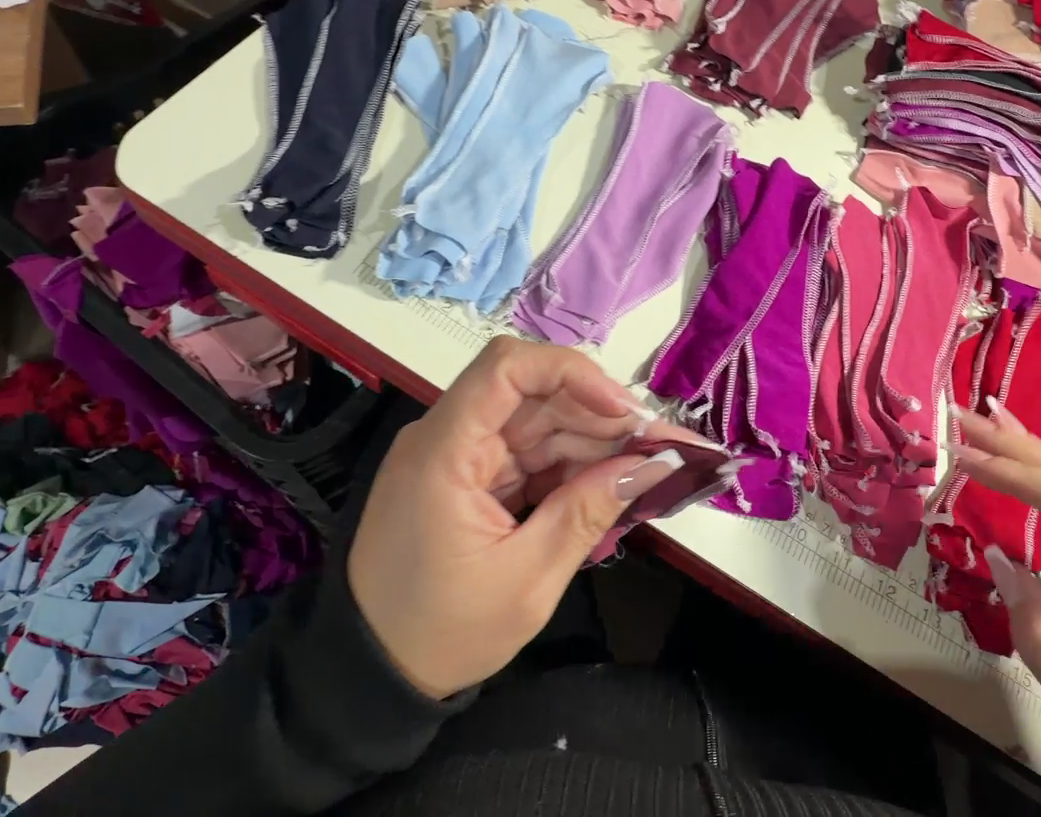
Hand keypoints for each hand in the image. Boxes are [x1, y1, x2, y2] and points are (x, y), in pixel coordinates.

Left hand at [347, 337, 698, 699]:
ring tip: (655, 465)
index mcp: (445, 451)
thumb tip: (651, 465)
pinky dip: (572, 468)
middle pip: (534, 396)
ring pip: (539, 424)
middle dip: (603, 416)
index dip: (572, 373)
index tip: (624, 412)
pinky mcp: (470, 478)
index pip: (507, 368)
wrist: (373, 672)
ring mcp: (460, 457)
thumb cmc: (443, 632)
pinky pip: (529, 456)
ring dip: (596, 442)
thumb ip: (588, 512)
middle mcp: (449, 438)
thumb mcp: (527, 580)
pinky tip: (615, 481)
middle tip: (667, 446)